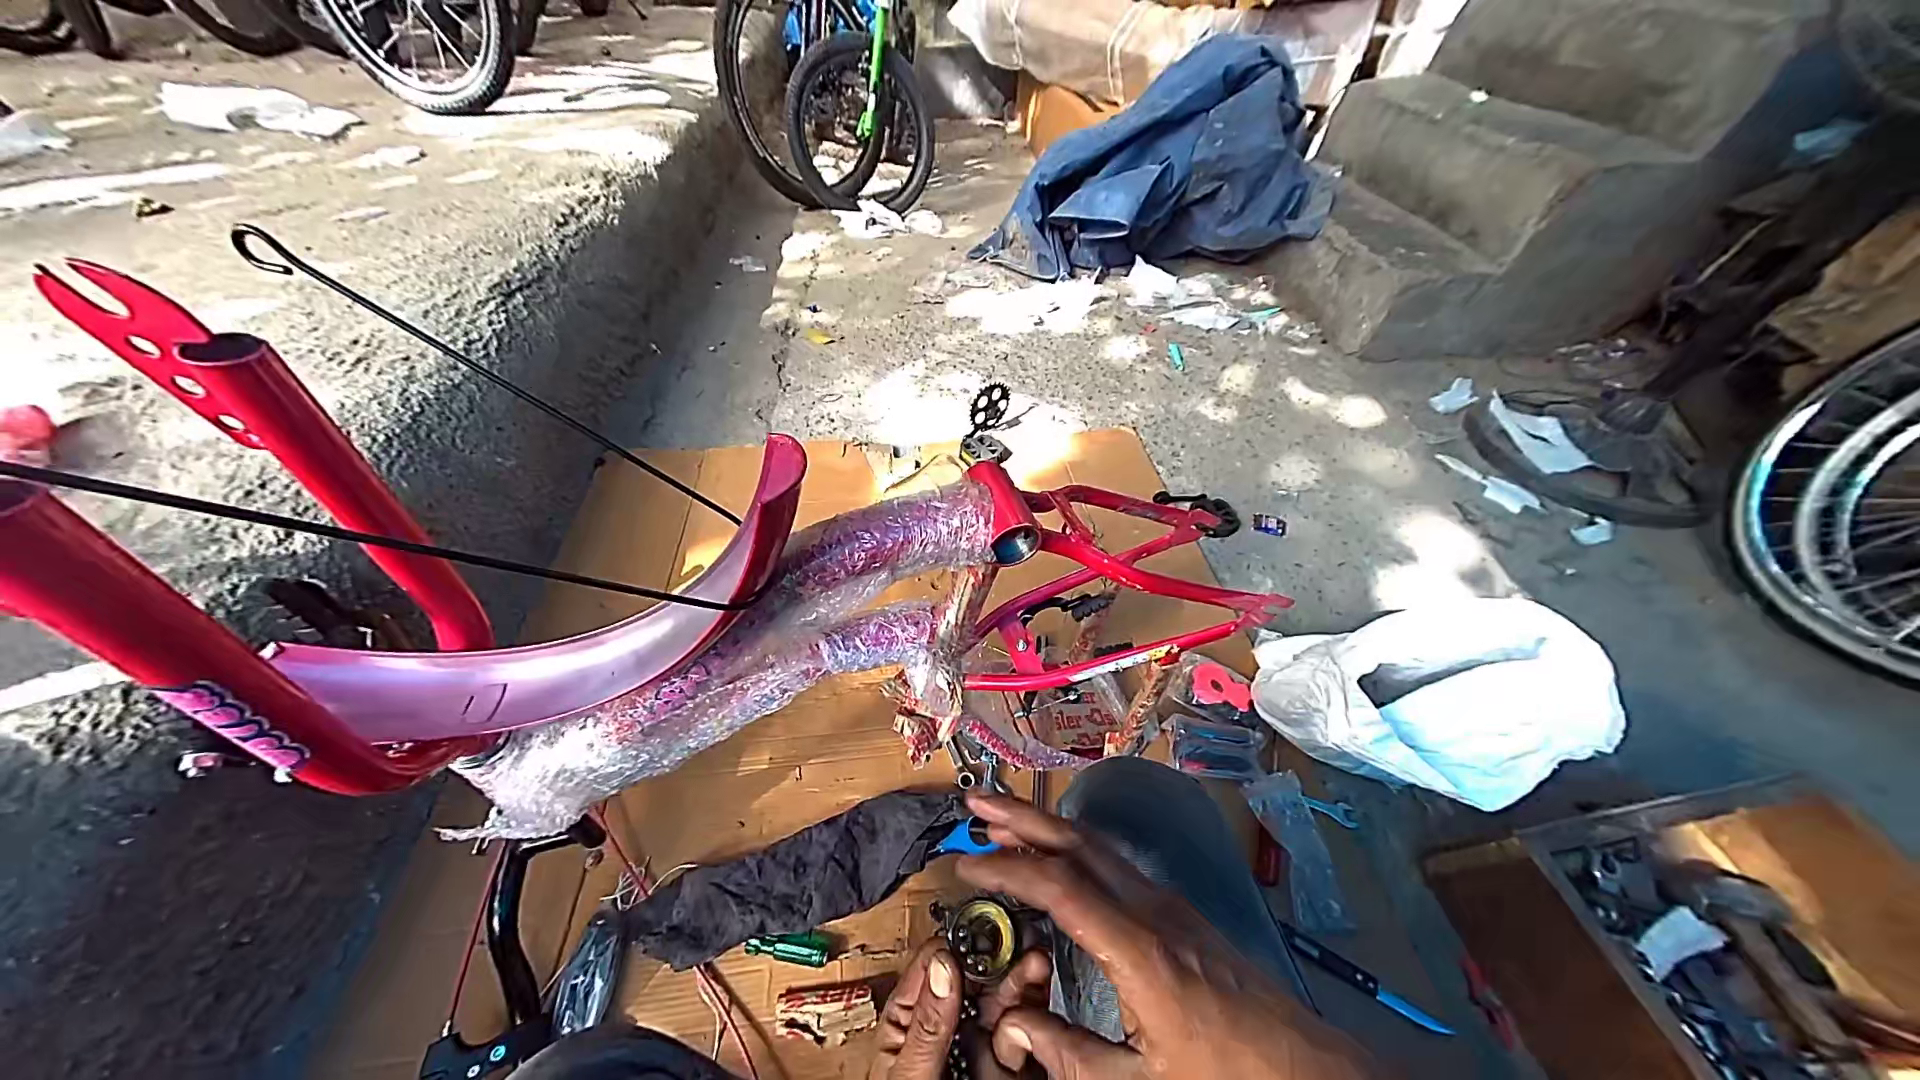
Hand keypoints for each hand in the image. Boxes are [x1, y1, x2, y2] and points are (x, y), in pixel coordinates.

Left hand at [870, 935, 1053, 1079]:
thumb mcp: (909, 1077)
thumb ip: (928, 1025)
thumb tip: (944, 963)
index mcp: (910, 1020)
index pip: (935, 966)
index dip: (962, 944)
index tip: (989, 931)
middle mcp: (945, 1029)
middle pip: (975, 984)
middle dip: (1002, 963)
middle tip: (1026, 949)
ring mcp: (974, 1053)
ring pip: (1000, 1008)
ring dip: (1021, 985)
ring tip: (1040, 967)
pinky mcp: (1000, 1073)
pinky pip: (1018, 1043)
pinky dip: (1033, 1023)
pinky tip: (1042, 1009)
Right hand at [957, 792, 1384, 1079]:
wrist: (1309, 1073)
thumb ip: (1071, 1056)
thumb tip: (1014, 1025)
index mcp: (1140, 950)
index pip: (1061, 888)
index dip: (1008, 869)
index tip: (967, 864)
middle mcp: (1152, 909)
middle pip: (1079, 844)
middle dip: (1024, 818)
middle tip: (979, 805)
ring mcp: (1167, 903)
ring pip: (1097, 846)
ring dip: (1048, 827)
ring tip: (1004, 820)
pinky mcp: (1177, 910)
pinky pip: (1113, 862)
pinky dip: (1074, 847)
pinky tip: (1057, 855)